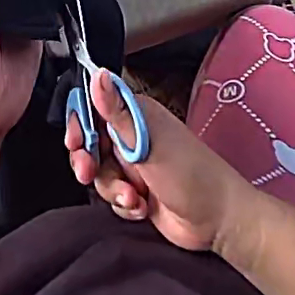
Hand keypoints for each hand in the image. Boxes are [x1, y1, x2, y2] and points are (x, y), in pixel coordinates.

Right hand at [66, 69, 262, 252]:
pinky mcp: (137, 190)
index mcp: (138, 115)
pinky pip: (112, 195)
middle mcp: (135, 136)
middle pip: (91, 143)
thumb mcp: (148, 142)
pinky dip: (123, 204)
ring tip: (133, 196)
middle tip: (88, 172)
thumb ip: (117, 112)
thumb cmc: (191, 174)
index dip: (80, 123)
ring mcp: (136, 164)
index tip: (76, 140)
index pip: (96, 108)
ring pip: (100, 173)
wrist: (218, 220)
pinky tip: (141, 207)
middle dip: (88, 161)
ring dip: (112, 188)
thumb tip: (98, 74)